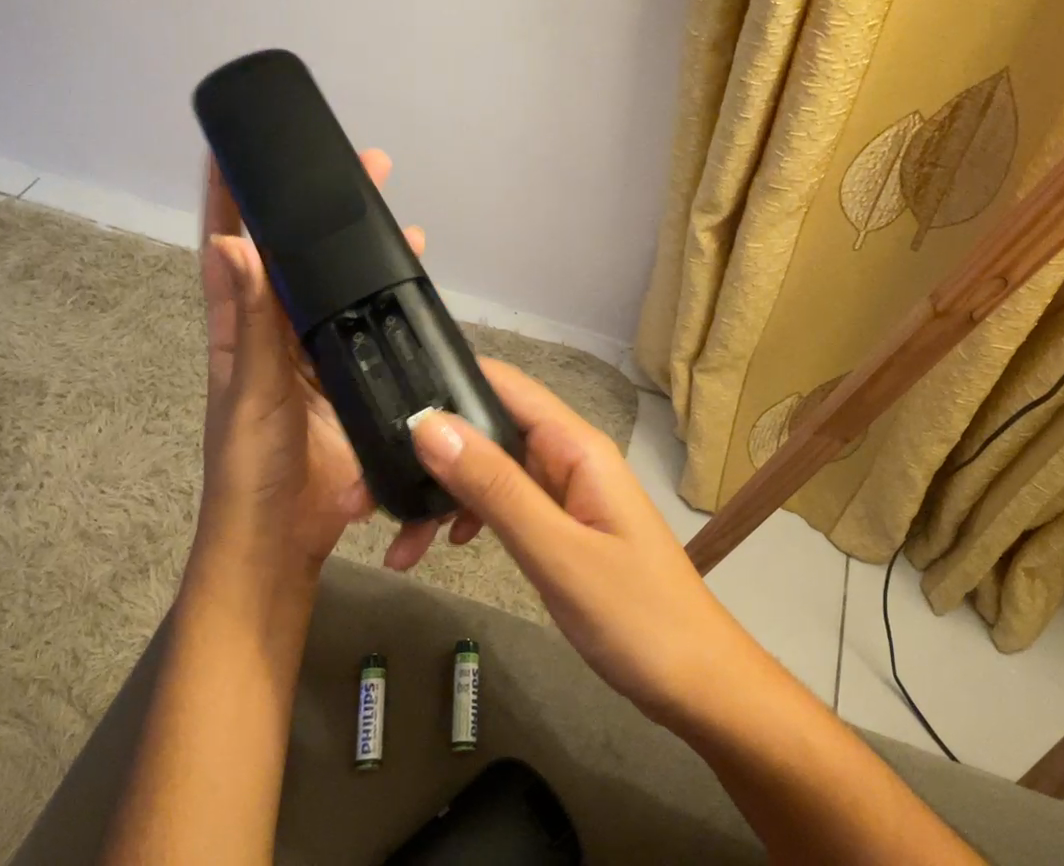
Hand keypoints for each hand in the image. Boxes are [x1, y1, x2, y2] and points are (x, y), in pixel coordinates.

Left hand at [195, 154, 460, 572]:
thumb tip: (234, 243)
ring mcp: (317, 357)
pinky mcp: (353, 381)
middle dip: (319, 211)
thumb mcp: (249, 394)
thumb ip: (250, 324)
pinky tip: (415, 282)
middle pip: (296, 258)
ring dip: (362, 251)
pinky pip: (371, 331)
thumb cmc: (252, 468)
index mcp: (239, 330)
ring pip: (339, 290)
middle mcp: (277, 334)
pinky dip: (391, 301)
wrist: (287, 536)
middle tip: (357, 165)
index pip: (228, 248)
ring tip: (394, 210)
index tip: (237, 144)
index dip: (229, 197)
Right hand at [406, 361, 759, 725]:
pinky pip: (505, 507)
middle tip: (370, 494)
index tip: (384, 398)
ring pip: (491, 473)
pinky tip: (443, 549)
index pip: (505, 385)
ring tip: (397, 543)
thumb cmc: (634, 616)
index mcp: (576, 447)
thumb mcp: (556, 552)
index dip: (447, 381)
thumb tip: (428, 424)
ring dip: (443, 499)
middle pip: (489, 431)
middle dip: (432, 455)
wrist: (694, 680)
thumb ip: (494, 487)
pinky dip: (469, 522)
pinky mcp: (561, 527)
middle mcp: (569, 458)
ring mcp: (565, 494)